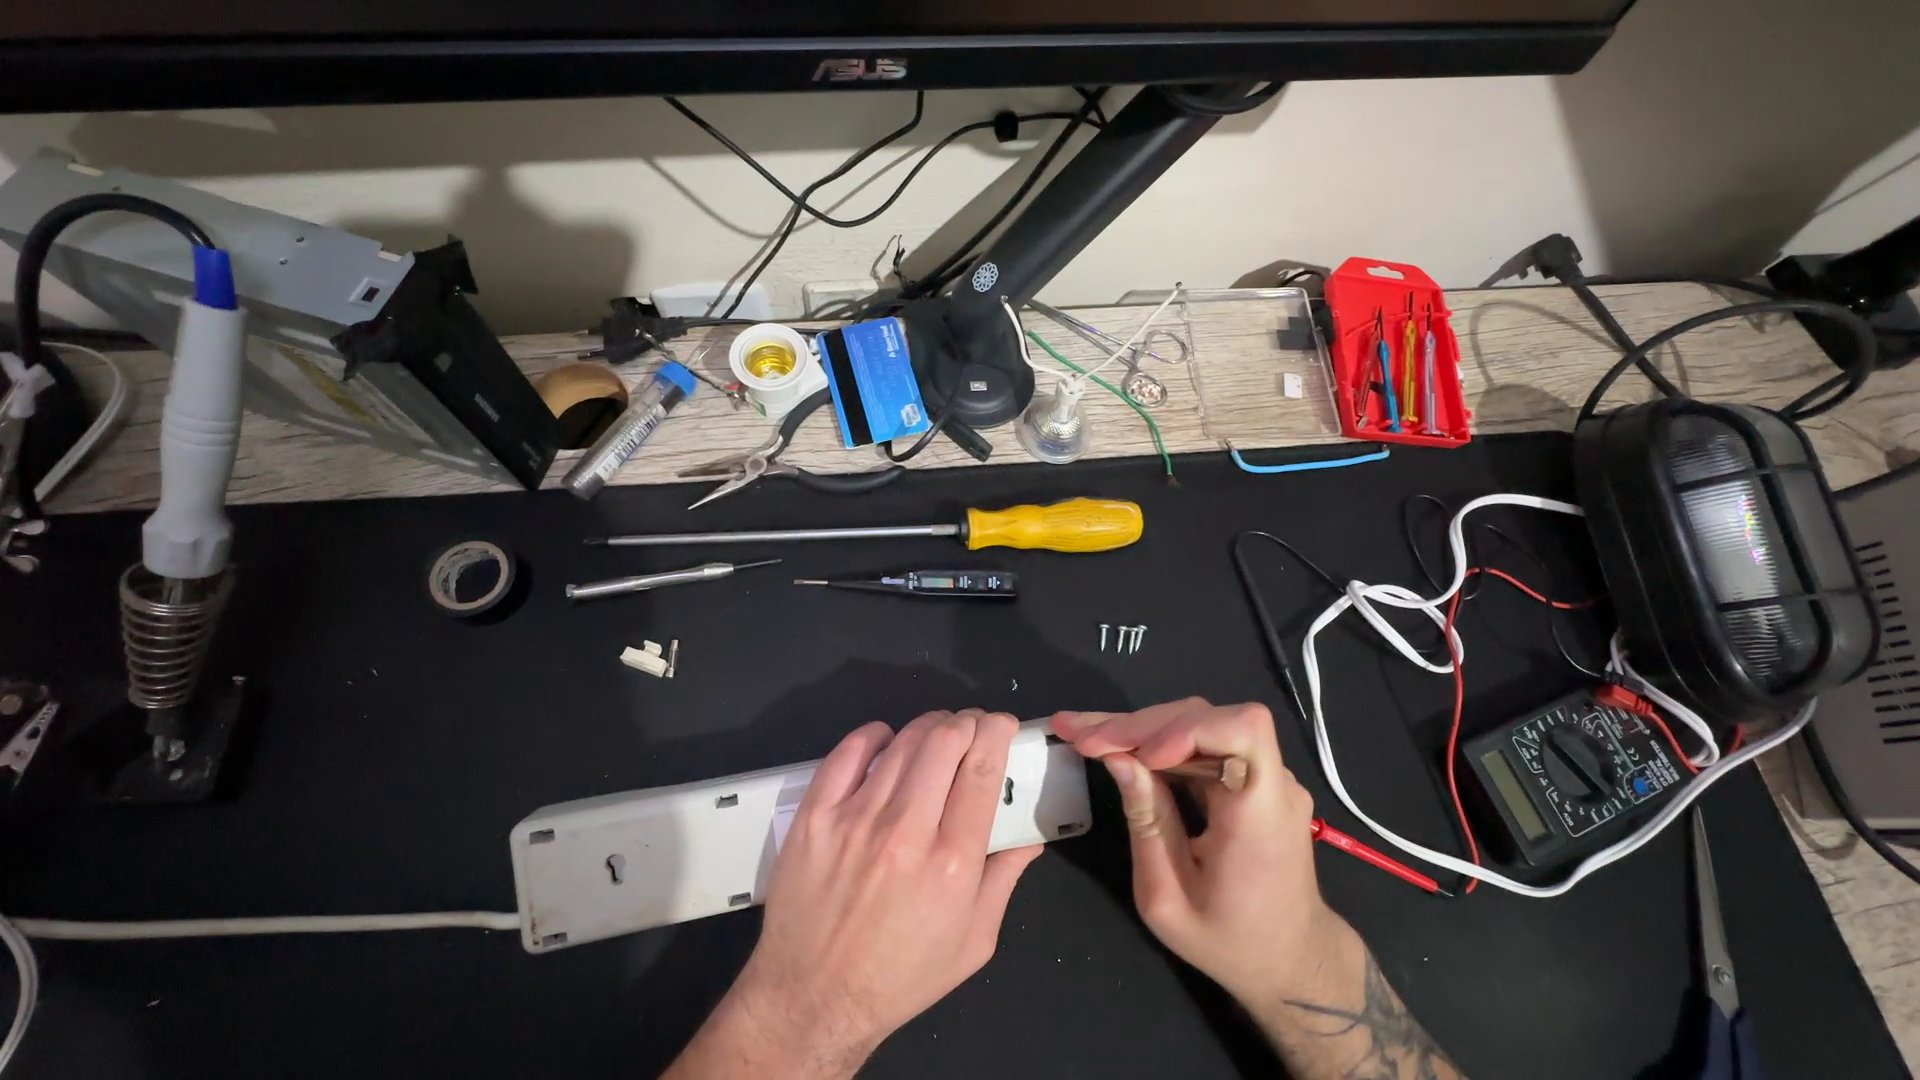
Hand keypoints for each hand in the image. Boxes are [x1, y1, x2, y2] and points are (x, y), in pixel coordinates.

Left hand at [667, 709, 1041, 1079]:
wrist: (814, 998)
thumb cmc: (902, 976)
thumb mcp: (973, 941)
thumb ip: (1004, 880)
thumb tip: (1031, 835)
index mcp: (952, 862)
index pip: (982, 770)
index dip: (997, 732)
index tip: (1001, 724)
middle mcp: (906, 832)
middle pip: (944, 742)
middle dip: (966, 722)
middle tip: (971, 727)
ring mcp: (855, 820)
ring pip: (902, 742)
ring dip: (928, 725)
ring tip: (936, 732)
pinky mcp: (815, 817)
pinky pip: (848, 753)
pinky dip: (874, 735)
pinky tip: (886, 740)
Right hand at [1049, 698, 1341, 1011]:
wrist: (1288, 959)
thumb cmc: (1228, 940)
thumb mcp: (1167, 898)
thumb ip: (1146, 823)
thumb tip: (1117, 759)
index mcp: (1260, 814)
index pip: (1244, 731)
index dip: (1189, 729)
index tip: (1143, 756)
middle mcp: (1270, 781)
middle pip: (1204, 718)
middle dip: (1136, 725)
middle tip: (1077, 734)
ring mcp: (1264, 774)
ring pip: (1197, 722)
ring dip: (1139, 728)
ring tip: (1083, 734)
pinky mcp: (1249, 775)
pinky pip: (1201, 741)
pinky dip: (1155, 740)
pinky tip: (1114, 743)